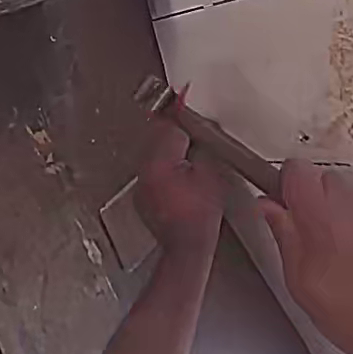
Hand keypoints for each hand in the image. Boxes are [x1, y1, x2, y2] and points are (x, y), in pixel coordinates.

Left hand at [133, 119, 224, 259]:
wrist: (186, 248)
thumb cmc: (199, 218)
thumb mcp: (211, 175)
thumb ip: (204, 149)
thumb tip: (201, 133)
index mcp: (160, 162)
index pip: (169, 127)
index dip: (182, 117)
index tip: (185, 105)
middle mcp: (145, 171)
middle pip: (156, 137)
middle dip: (174, 131)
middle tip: (189, 129)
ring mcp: (141, 185)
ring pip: (152, 153)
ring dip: (168, 148)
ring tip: (186, 152)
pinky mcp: (142, 196)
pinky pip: (151, 171)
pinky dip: (164, 167)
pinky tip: (178, 173)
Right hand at [259, 160, 352, 353]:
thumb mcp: (302, 285)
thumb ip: (284, 236)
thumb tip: (269, 208)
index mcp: (324, 219)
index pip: (296, 170)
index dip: (286, 185)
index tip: (284, 204)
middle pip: (323, 178)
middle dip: (313, 200)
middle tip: (310, 235)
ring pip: (349, 193)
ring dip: (340, 212)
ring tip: (342, 252)